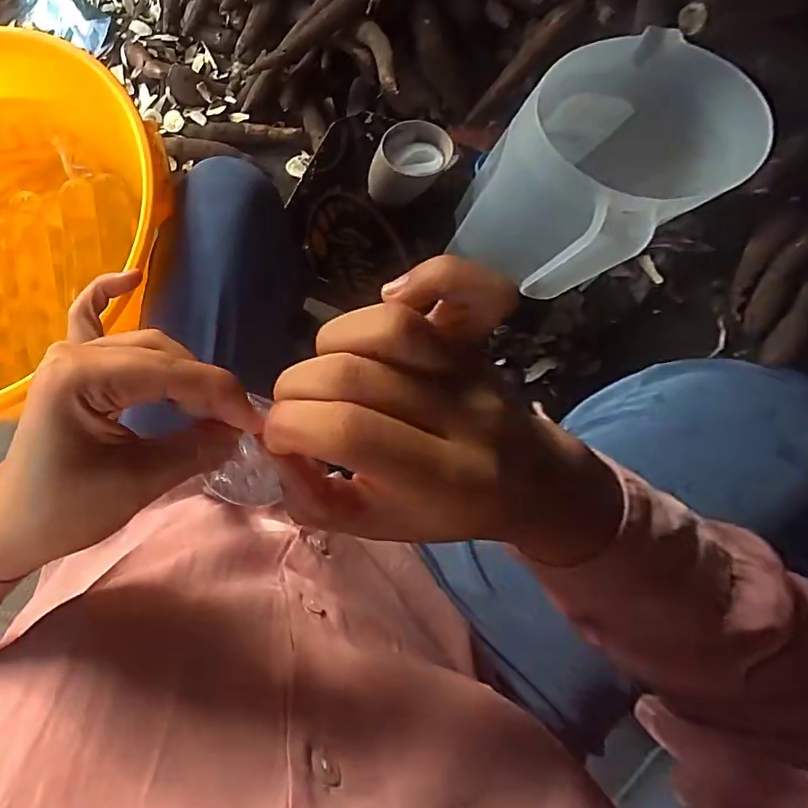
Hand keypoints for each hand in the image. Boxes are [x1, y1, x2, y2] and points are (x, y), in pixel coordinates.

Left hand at [0, 275, 262, 581]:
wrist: (12, 524)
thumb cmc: (65, 510)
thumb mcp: (135, 484)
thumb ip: (192, 448)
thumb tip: (237, 429)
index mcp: (80, 377)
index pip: (166, 372)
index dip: (217, 394)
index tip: (253, 423)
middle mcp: (72, 353)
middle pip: (157, 353)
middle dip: (201, 385)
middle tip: (234, 423)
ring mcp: (65, 354)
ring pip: (140, 345)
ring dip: (177, 367)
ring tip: (210, 401)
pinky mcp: (65, 364)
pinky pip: (89, 319)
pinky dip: (108, 296)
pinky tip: (132, 277)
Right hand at [264, 256, 622, 565]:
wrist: (534, 483)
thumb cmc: (445, 509)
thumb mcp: (375, 527)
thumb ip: (313, 500)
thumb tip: (273, 446)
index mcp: (442, 478)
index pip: (347, 432)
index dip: (289, 427)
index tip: (279, 439)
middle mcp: (461, 415)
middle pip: (351, 376)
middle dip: (295, 390)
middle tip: (296, 411)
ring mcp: (468, 366)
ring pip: (384, 328)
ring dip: (329, 346)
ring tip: (328, 372)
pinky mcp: (472, 333)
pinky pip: (453, 282)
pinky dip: (418, 279)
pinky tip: (390, 295)